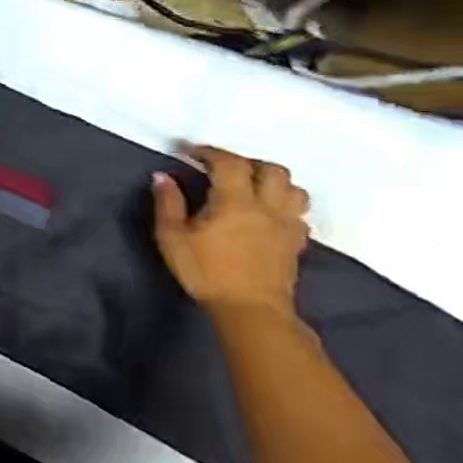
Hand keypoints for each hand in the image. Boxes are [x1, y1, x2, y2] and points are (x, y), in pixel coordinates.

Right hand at [151, 145, 311, 317]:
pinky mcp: (297, 241)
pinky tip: (265, 211)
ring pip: (294, 188)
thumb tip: (163, 176)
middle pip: (271, 170)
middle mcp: (268, 208)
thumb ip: (168, 203)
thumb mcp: (172, 237)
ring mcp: (288, 225)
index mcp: (235, 203)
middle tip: (220, 167)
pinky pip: (299, 211)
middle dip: (245, 161)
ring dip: (271, 180)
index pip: (229, 163)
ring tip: (248, 185)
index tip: (189, 152)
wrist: (250, 310)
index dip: (209, 151)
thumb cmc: (205, 271)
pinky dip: (284, 202)